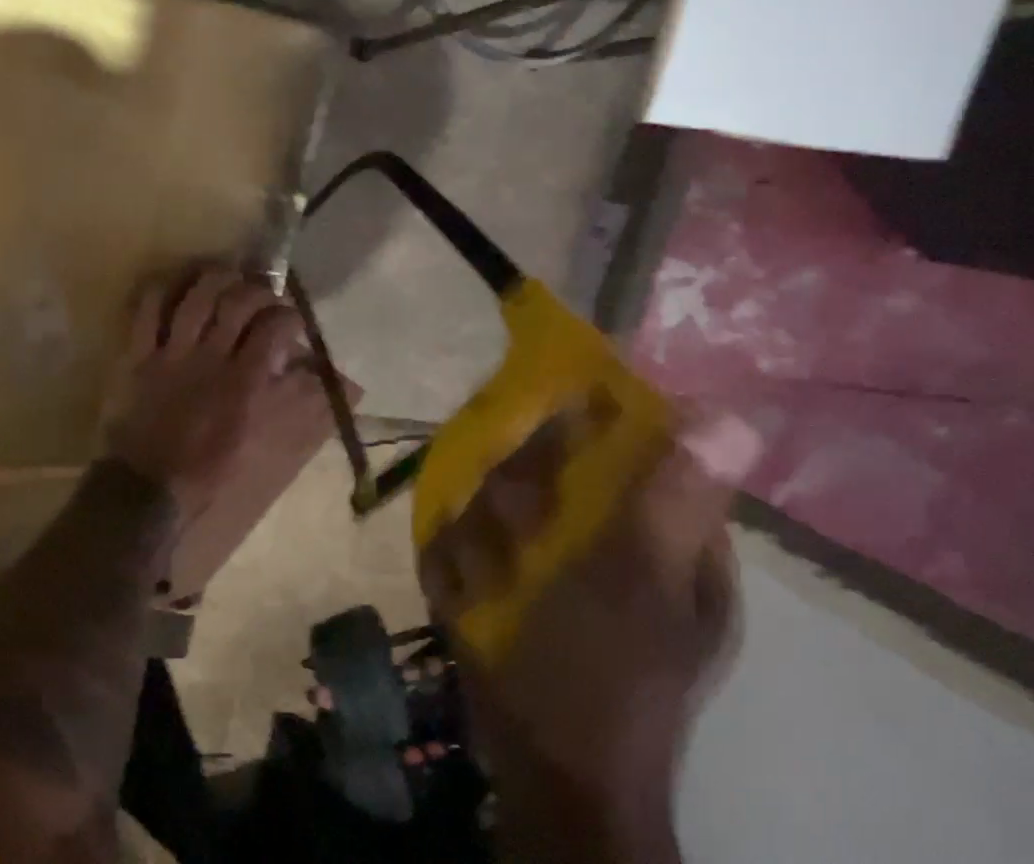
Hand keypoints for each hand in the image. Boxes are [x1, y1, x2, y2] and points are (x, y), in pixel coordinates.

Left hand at [101, 267, 337, 521]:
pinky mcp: (140, 359)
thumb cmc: (215, 481)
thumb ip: (311, 417)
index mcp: (248, 382)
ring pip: (196, 298)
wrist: (151, 491)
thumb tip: (348, 386)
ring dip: (214, 279)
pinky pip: (147, 313)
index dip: (290, 317)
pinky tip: (173, 287)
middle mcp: (214, 357)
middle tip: (263, 296)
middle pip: (238, 302)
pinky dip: (160, 293)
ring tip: (226, 276)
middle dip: (257, 290)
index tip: (294, 323)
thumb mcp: (276, 455)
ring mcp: (174, 355)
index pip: (277, 327)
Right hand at [419, 416, 760, 805]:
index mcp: (664, 540)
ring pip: (494, 509)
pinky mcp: (499, 587)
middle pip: (548, 475)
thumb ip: (667, 504)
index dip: (587, 432)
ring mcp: (546, 568)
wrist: (543, 772)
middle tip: (509, 542)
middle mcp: (607, 544)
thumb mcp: (639, 589)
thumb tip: (732, 416)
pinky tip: (462, 596)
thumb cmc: (603, 678)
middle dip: (516, 505)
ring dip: (479, 544)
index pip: (631, 452)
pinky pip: (463, 548)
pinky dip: (454, 568)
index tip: (541, 432)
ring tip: (483, 585)